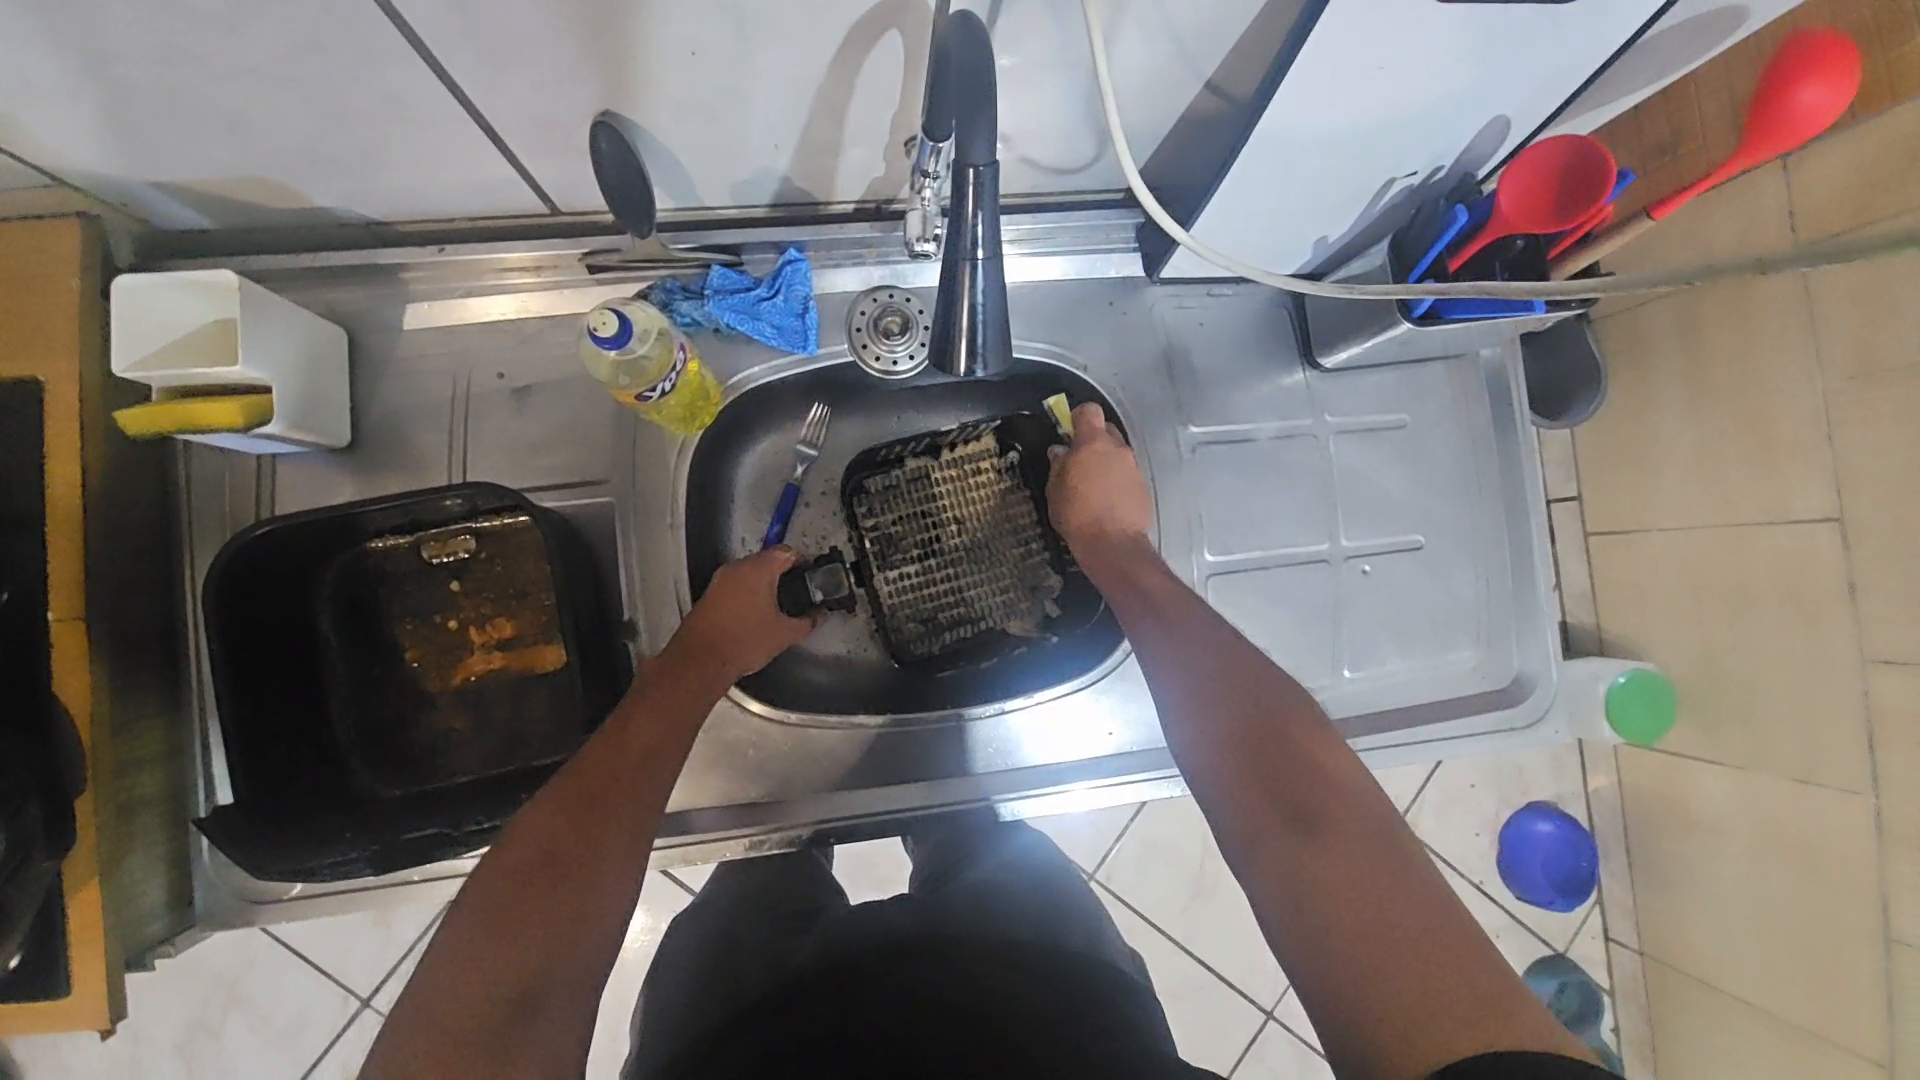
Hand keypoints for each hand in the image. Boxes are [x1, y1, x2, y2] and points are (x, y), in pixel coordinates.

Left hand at [667, 548, 820, 683]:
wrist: (700, 661)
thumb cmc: (744, 641)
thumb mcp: (784, 634)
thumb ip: (807, 621)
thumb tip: (819, 615)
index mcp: (758, 569)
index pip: (786, 552)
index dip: (803, 561)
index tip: (811, 575)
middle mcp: (737, 568)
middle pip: (766, 560)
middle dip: (784, 573)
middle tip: (798, 591)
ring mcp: (719, 581)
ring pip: (748, 574)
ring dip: (764, 584)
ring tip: (779, 605)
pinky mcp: (708, 595)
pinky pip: (734, 586)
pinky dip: (748, 594)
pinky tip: (755, 615)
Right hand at [1047, 402, 1151, 558]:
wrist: (1113, 545)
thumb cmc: (1077, 515)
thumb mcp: (1055, 490)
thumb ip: (1058, 465)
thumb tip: (1060, 451)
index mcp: (1092, 443)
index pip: (1089, 411)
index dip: (1078, 417)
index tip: (1069, 431)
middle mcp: (1118, 448)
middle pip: (1106, 430)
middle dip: (1093, 440)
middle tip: (1079, 460)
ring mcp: (1134, 466)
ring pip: (1118, 453)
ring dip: (1106, 461)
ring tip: (1093, 485)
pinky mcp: (1144, 485)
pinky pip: (1127, 473)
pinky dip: (1118, 479)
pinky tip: (1108, 500)